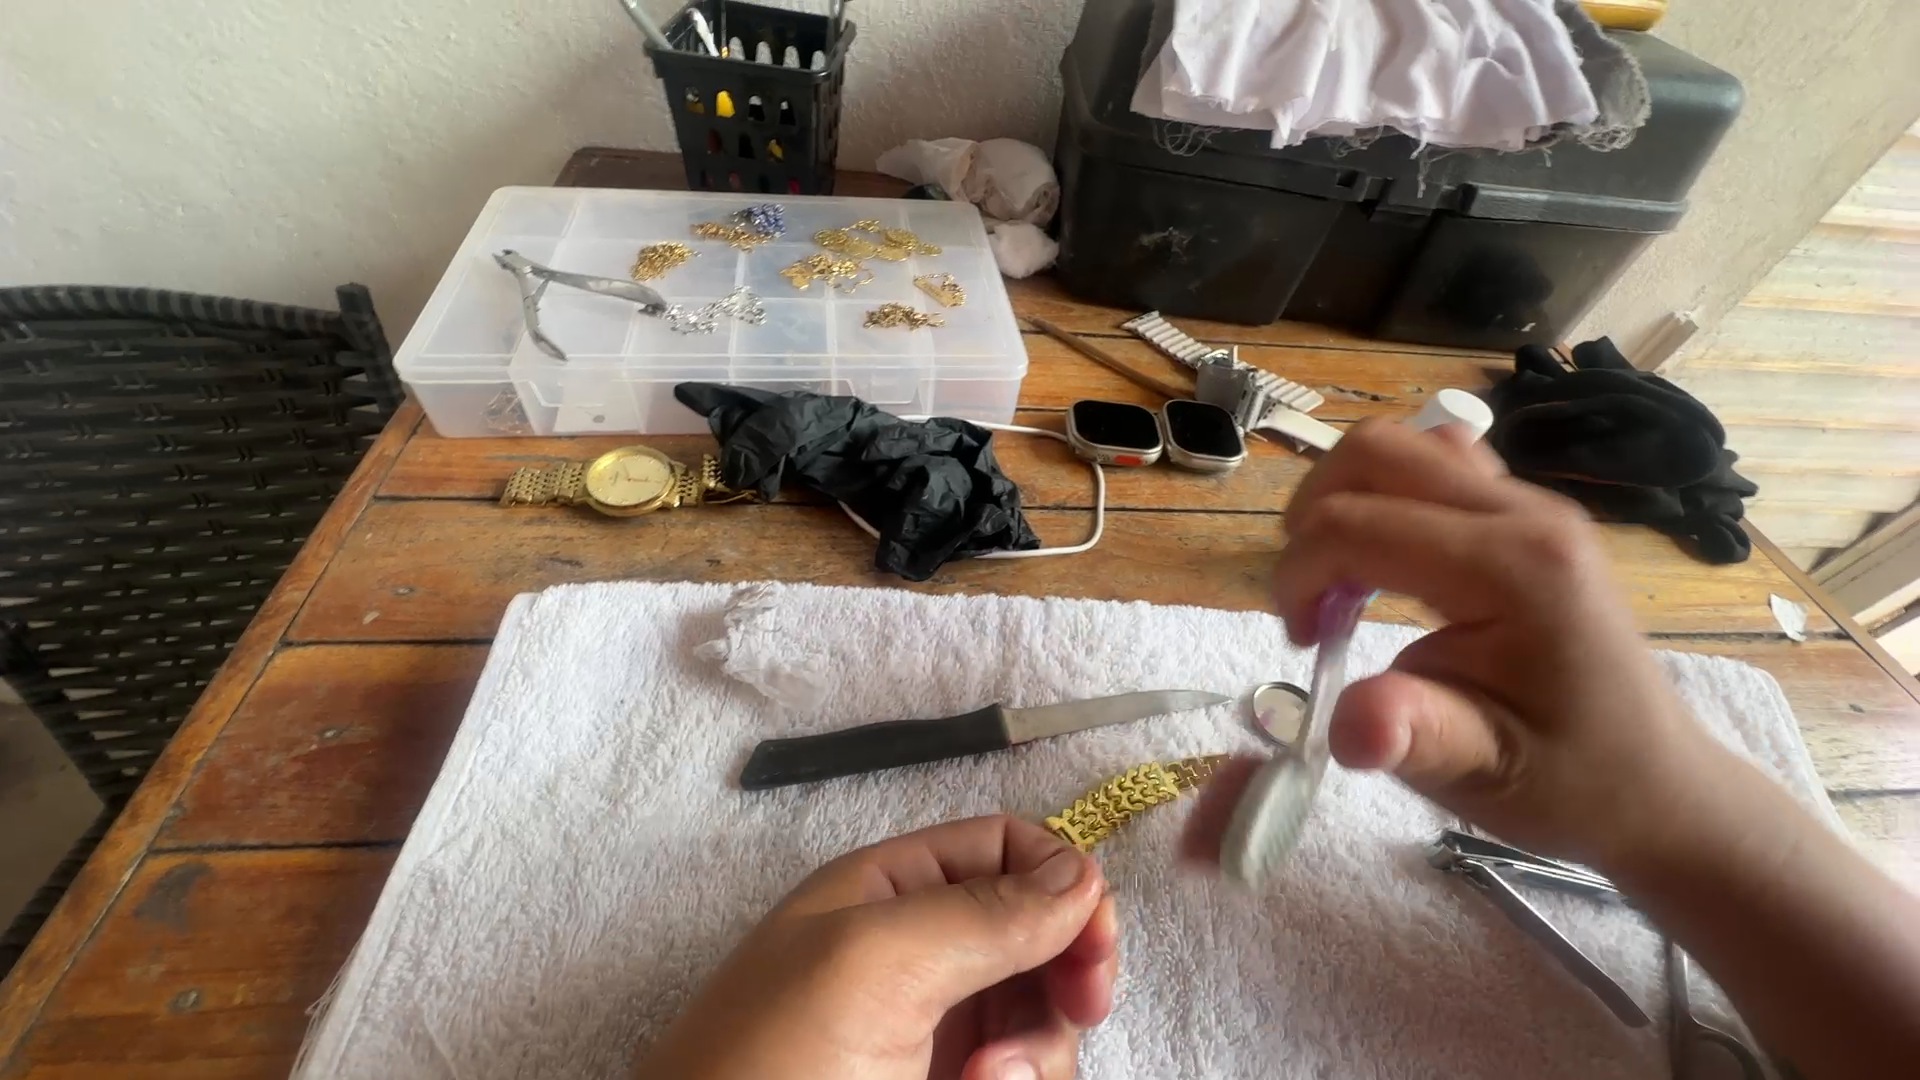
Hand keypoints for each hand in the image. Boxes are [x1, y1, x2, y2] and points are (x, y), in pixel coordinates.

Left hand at [637, 816, 1118, 1079]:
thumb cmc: (776, 1064)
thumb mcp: (873, 965)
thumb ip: (981, 913)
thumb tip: (1083, 871)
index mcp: (892, 890)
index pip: (1003, 848)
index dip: (1060, 877)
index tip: (1093, 937)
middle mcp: (921, 950)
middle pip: (1035, 930)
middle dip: (1063, 967)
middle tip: (1081, 1004)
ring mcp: (935, 1028)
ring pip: (1038, 1012)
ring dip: (1038, 1048)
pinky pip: (1021, 1072)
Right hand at [1187, 418, 1740, 871]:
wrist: (1653, 781)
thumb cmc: (1566, 780)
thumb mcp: (1485, 773)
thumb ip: (1416, 738)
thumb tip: (1349, 728)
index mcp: (1513, 568)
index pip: (1355, 525)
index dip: (1299, 577)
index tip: (1306, 641)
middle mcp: (1523, 512)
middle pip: (1370, 453)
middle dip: (1310, 523)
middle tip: (1315, 598)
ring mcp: (1525, 501)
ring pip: (1392, 446)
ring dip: (1338, 504)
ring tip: (1342, 578)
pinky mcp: (1517, 507)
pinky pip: (1427, 461)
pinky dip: (1378, 498)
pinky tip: (1387, 558)